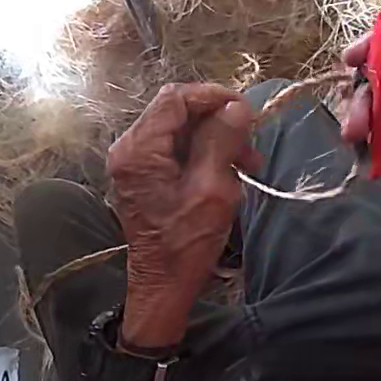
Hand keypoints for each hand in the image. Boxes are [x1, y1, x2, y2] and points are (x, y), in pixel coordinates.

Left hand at [106, 83, 260, 350]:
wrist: (164, 283)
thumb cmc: (187, 241)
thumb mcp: (212, 188)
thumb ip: (221, 141)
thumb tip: (237, 107)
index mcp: (139, 149)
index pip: (175, 98)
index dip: (213, 97)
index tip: (246, 112)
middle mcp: (129, 149)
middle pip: (177, 112)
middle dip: (219, 122)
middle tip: (251, 145)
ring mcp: (135, 163)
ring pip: (181, 131)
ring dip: (217, 140)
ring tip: (249, 164)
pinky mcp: (145, 176)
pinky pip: (177, 151)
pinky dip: (205, 154)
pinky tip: (230, 173)